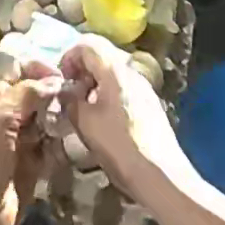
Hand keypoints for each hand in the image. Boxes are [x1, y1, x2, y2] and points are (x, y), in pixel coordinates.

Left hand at [0, 74, 63, 224]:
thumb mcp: (0, 117)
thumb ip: (26, 94)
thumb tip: (54, 80)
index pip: (17, 69)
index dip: (36, 67)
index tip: (60, 73)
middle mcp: (9, 114)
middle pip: (35, 95)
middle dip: (54, 93)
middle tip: (76, 96)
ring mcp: (22, 141)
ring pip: (46, 121)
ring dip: (60, 118)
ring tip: (78, 118)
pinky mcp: (33, 166)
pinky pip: (51, 149)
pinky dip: (62, 145)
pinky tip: (73, 143)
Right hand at [59, 36, 189, 194]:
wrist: (163, 179)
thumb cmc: (120, 145)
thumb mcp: (85, 123)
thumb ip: (69, 100)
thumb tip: (63, 90)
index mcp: (114, 69)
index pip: (86, 45)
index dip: (68, 57)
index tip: (61, 78)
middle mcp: (131, 71)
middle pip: (101, 56)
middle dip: (81, 69)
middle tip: (70, 90)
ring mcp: (143, 88)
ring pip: (112, 72)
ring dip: (94, 82)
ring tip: (84, 106)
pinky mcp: (150, 105)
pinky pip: (123, 87)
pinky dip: (107, 93)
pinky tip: (103, 118)